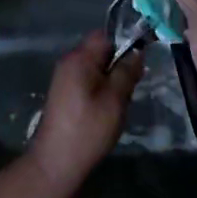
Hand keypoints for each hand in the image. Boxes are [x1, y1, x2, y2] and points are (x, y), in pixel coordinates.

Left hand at [27, 31, 142, 189]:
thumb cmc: (88, 129)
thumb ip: (127, 72)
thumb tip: (137, 52)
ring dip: (111, 78)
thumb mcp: (115, 99)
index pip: (105, 35)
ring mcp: (64, 78)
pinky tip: (108, 109)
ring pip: (96, 67)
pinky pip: (88, 80)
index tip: (140, 60)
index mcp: (79, 58)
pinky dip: (101, 88)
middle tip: (133, 85)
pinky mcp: (64, 93)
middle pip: (100, 50)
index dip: (125, 42)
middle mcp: (68, 62)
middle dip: (119, 63)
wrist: (55, 162)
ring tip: (121, 100)